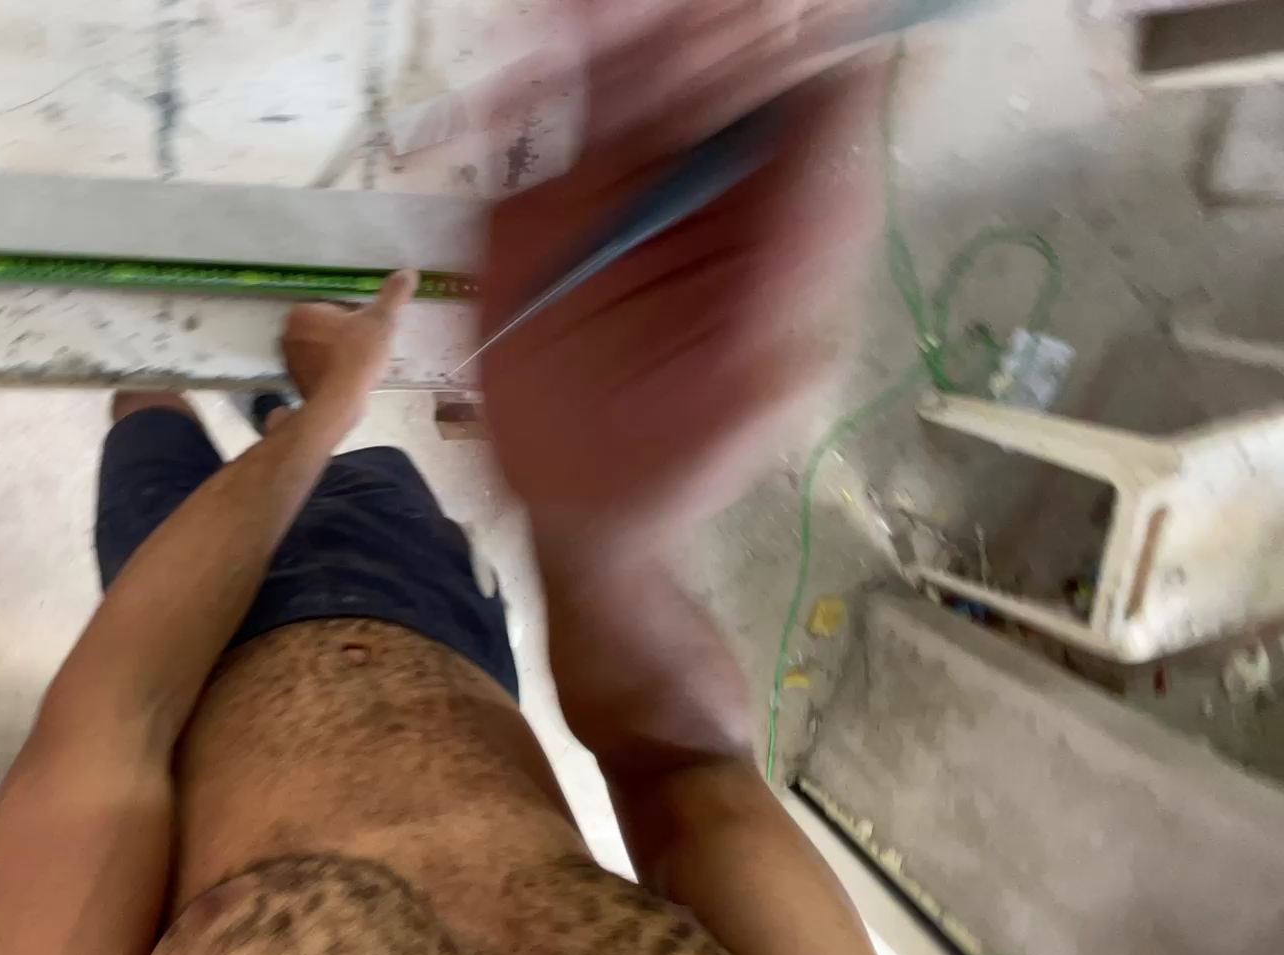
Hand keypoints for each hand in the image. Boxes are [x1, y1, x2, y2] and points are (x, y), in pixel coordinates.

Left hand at [278, 269, 418, 415]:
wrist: (340, 401)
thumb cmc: (358, 355)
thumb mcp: (381, 320)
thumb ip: (394, 294)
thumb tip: (408, 272)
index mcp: (301, 313)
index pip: (332, 308)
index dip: (354, 319)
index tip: (366, 331)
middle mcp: (288, 336)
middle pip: (323, 330)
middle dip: (342, 336)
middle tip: (364, 349)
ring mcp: (289, 363)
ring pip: (319, 352)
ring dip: (336, 356)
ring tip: (358, 366)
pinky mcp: (295, 385)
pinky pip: (317, 373)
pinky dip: (331, 375)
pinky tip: (348, 381)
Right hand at [479, 0, 882, 542]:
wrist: (586, 509)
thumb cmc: (687, 460)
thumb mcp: (765, 373)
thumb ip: (805, 250)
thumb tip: (847, 86)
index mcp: (771, 215)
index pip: (791, 87)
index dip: (766, 41)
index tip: (733, 24)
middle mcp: (692, 194)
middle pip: (695, 66)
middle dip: (668, 23)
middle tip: (613, 11)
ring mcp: (603, 209)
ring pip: (606, 90)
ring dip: (589, 39)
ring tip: (563, 16)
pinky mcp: (530, 236)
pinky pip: (523, 155)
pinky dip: (512, 107)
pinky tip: (504, 90)